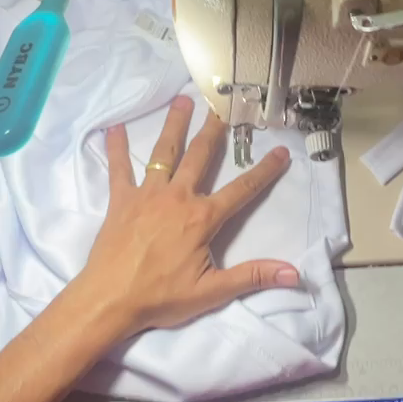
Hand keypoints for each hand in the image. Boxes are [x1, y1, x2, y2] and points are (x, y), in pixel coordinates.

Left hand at [64, 96, 297, 338]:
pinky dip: (117, 148)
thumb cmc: (161, 297)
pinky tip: (115, 129)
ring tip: (181, 101)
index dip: (263, 171)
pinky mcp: (120, 201)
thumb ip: (252, 276)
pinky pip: (119, 169)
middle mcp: (176, 198)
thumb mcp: (212, 292)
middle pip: (199, 157)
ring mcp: (146, 195)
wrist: (109, 299)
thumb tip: (293, 273)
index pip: (241, 190)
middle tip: (221, 107)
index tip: (280, 152)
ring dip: (174, 126)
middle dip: (213, 131)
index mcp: (202, 218)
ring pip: (163, 153)